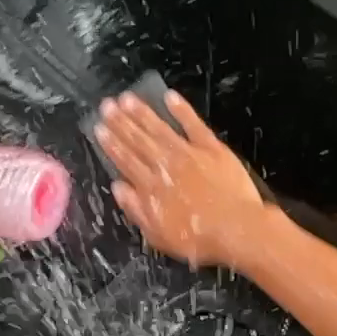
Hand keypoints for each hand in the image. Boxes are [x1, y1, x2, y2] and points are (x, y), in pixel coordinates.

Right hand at [94, 89, 274, 269]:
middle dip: (121, 122)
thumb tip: (118, 188)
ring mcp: (189, 153)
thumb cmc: (198, 238)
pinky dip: (182, 110)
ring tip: (128, 98)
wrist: (237, 229)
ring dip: (143, 113)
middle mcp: (166, 165)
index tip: (99, 128)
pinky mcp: (212, 148)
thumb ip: (136, 209)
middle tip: (107, 105)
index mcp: (151, 187)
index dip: (111, 143)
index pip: (126, 160)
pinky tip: (170, 97)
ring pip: (160, 129)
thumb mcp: (158, 234)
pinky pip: (194, 125)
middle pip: (139, 140)